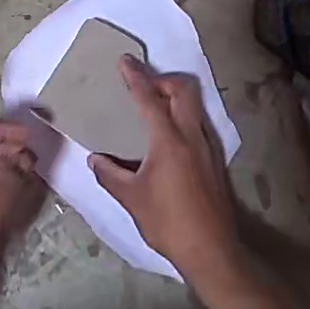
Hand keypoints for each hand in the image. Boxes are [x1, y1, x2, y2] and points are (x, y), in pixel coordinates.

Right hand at [88, 56, 243, 283]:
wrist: (211, 247)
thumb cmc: (167, 222)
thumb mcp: (132, 199)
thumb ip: (111, 174)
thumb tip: (94, 158)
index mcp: (169, 140)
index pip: (149, 99)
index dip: (135, 77)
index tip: (125, 60)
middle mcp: (192, 135)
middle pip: (182, 90)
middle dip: (162, 79)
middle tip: (142, 84)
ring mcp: (207, 145)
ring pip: (194, 106)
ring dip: (175, 97)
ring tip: (154, 106)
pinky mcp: (215, 159)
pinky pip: (198, 124)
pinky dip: (183, 116)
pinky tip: (169, 137)